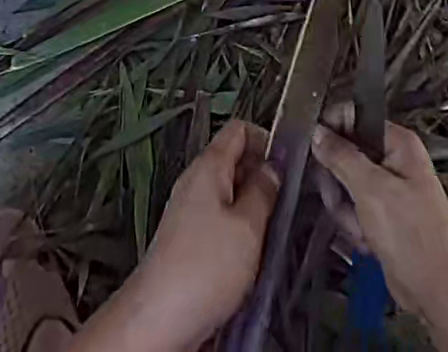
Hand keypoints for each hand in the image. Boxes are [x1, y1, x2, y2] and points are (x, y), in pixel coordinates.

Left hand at [77, 120, 278, 351]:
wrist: (158, 319)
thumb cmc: (207, 266)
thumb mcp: (248, 226)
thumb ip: (264, 191)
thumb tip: (274, 166)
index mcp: (208, 165)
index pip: (239, 129)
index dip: (266, 139)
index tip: (289, 165)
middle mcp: (196, 180)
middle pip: (235, 157)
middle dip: (263, 173)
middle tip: (288, 200)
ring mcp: (190, 207)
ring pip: (230, 190)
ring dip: (254, 203)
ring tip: (275, 227)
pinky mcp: (188, 235)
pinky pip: (221, 215)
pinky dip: (240, 224)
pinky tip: (253, 249)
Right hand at [310, 104, 447, 321]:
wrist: (436, 292)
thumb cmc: (411, 234)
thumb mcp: (371, 189)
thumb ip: (341, 156)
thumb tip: (317, 131)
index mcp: (398, 142)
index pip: (354, 118)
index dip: (331, 129)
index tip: (314, 146)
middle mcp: (393, 159)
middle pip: (344, 153)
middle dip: (338, 182)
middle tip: (342, 200)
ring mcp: (387, 188)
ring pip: (344, 184)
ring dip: (345, 209)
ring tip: (361, 227)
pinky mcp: (382, 214)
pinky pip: (353, 208)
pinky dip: (354, 225)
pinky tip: (367, 240)